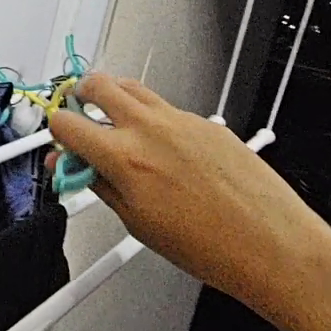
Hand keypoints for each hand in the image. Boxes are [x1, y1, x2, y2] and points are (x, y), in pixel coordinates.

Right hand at [46, 74, 330, 330]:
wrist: (274, 246)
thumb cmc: (213, 246)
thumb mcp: (137, 223)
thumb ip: (100, 185)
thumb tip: (77, 170)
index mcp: (123, 156)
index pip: (65, 123)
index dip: (56, 135)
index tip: (62, 146)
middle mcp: (149, 127)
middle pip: (95, 84)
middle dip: (79, 97)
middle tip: (80, 117)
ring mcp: (180, 120)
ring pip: (131, 86)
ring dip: (113, 96)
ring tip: (114, 122)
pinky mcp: (206, 122)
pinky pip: (166, 106)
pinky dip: (152, 116)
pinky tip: (160, 146)